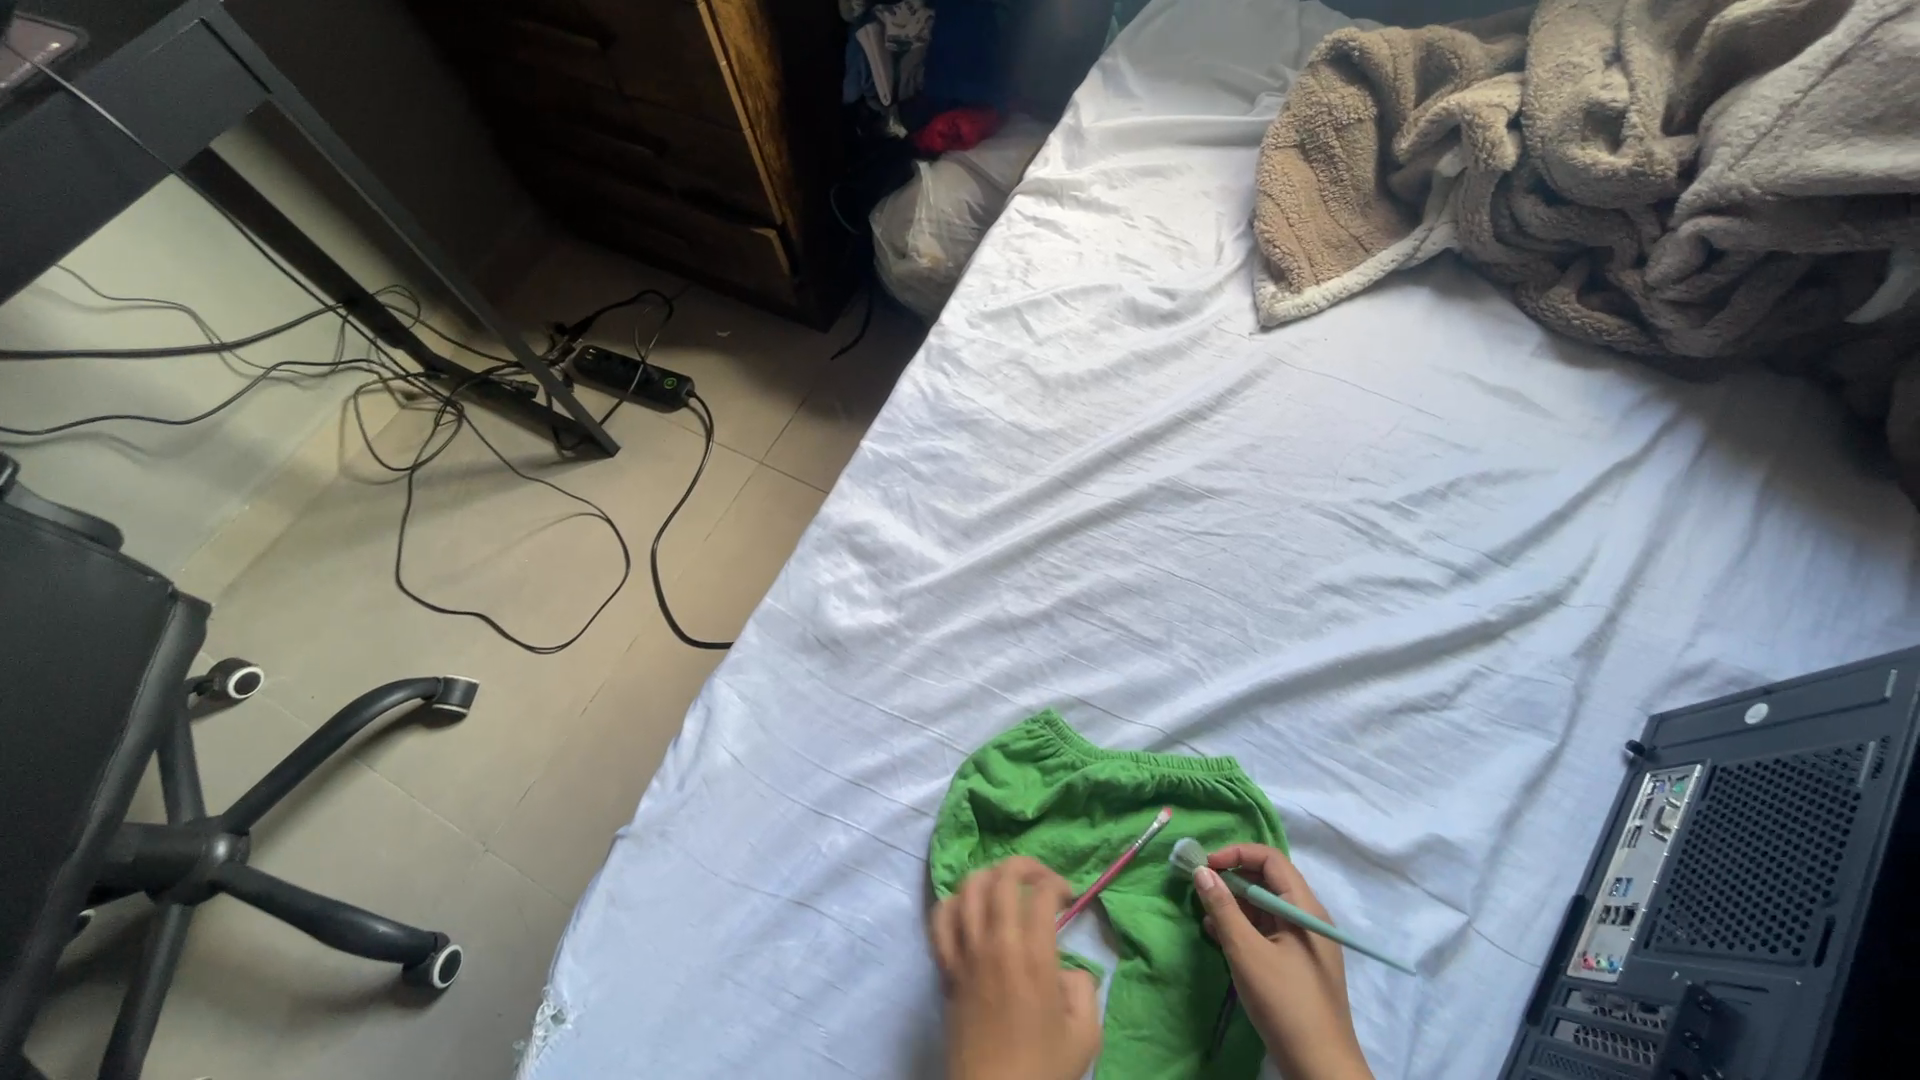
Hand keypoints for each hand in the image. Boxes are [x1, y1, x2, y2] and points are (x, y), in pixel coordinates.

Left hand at [930, 856, 1101, 1079]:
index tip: (1068, 896)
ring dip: (990, 876)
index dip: (1058, 883)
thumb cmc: (1042, 1069)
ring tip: (1005, 885)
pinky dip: (954, 902)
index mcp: (1035, 958)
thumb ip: (1085, 989)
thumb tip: (1069, 968)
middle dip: (1026, 866)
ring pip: (968, 888)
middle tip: (1042, 878)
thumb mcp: (1086, 1034)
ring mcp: (965, 954)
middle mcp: (996, 945)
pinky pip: (940, 919)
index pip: (1041, 893)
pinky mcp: (945, 967)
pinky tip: (969, 908)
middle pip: (1003, 877)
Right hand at [1192, 845, 1372, 1079]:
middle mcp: (1308, 918)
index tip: (1206, 866)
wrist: (1320, 1067)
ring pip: (1265, 906)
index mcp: (1305, 908)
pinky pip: (1267, 929)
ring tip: (1205, 915)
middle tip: (1200, 887)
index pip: (1271, 859)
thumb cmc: (1285, 1003)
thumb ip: (1223, 908)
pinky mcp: (1296, 962)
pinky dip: (1243, 926)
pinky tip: (1218, 936)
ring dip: (1234, 903)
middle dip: (1232, 878)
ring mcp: (1304, 941)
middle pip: (1268, 879)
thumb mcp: (1246, 952)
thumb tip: (1202, 870)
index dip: (1237, 854)